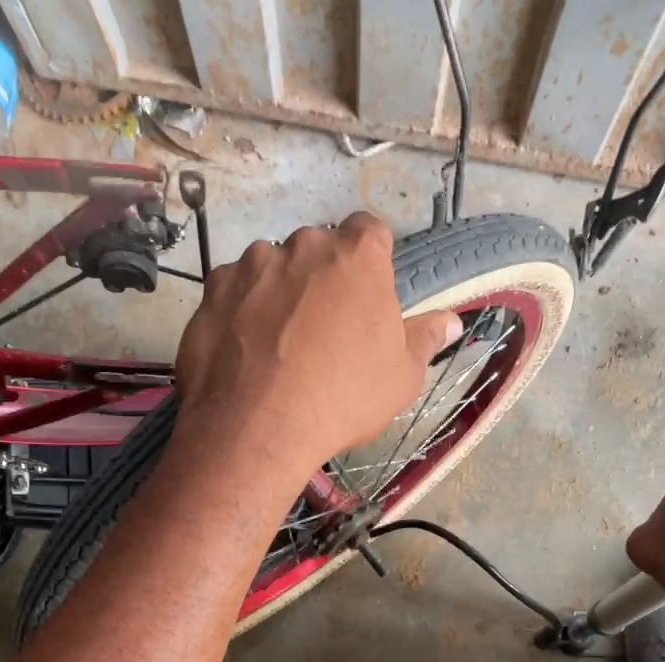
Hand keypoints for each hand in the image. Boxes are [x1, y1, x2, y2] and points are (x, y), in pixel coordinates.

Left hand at [171, 212, 463, 472]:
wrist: (256, 428)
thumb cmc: (342, 398)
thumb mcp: (401, 377)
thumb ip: (424, 339)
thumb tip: (451, 321)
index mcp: (357, 256)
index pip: (369, 230)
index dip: (369, 260)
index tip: (365, 293)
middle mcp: (302, 246)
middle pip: (317, 250)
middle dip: (321, 278)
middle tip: (322, 329)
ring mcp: (251, 264)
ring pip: (271, 268)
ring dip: (278, 292)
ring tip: (277, 344)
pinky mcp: (212, 289)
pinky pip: (233, 291)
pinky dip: (240, 311)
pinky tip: (244, 350)